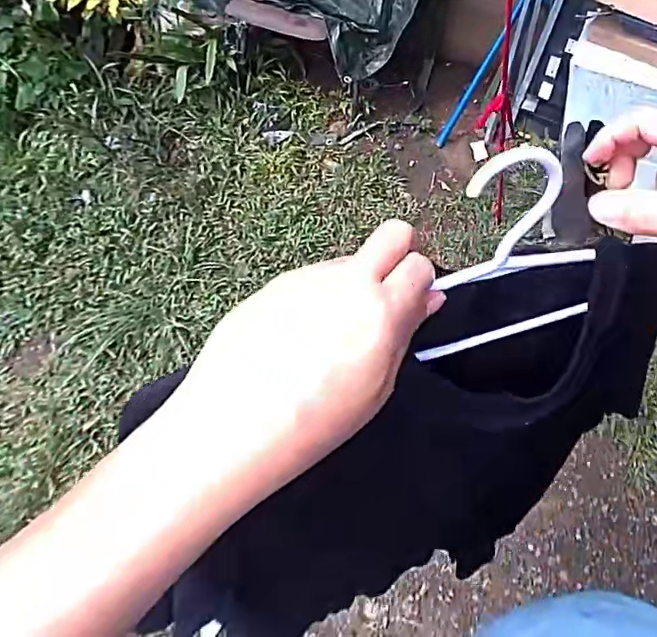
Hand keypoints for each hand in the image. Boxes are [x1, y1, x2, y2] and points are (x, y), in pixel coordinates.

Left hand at [159, 220, 441, 486]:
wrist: (229, 425)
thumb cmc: (305, 423)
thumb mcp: (375, 388)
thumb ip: (404, 333)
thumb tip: (427, 299)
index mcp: (378, 309)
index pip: (420, 263)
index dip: (421, 282)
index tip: (413, 300)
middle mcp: (345, 281)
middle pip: (395, 231)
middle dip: (400, 253)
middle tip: (388, 292)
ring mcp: (308, 276)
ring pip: (349, 260)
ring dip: (351, 284)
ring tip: (330, 339)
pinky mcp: (277, 282)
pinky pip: (312, 279)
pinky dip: (316, 299)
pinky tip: (298, 340)